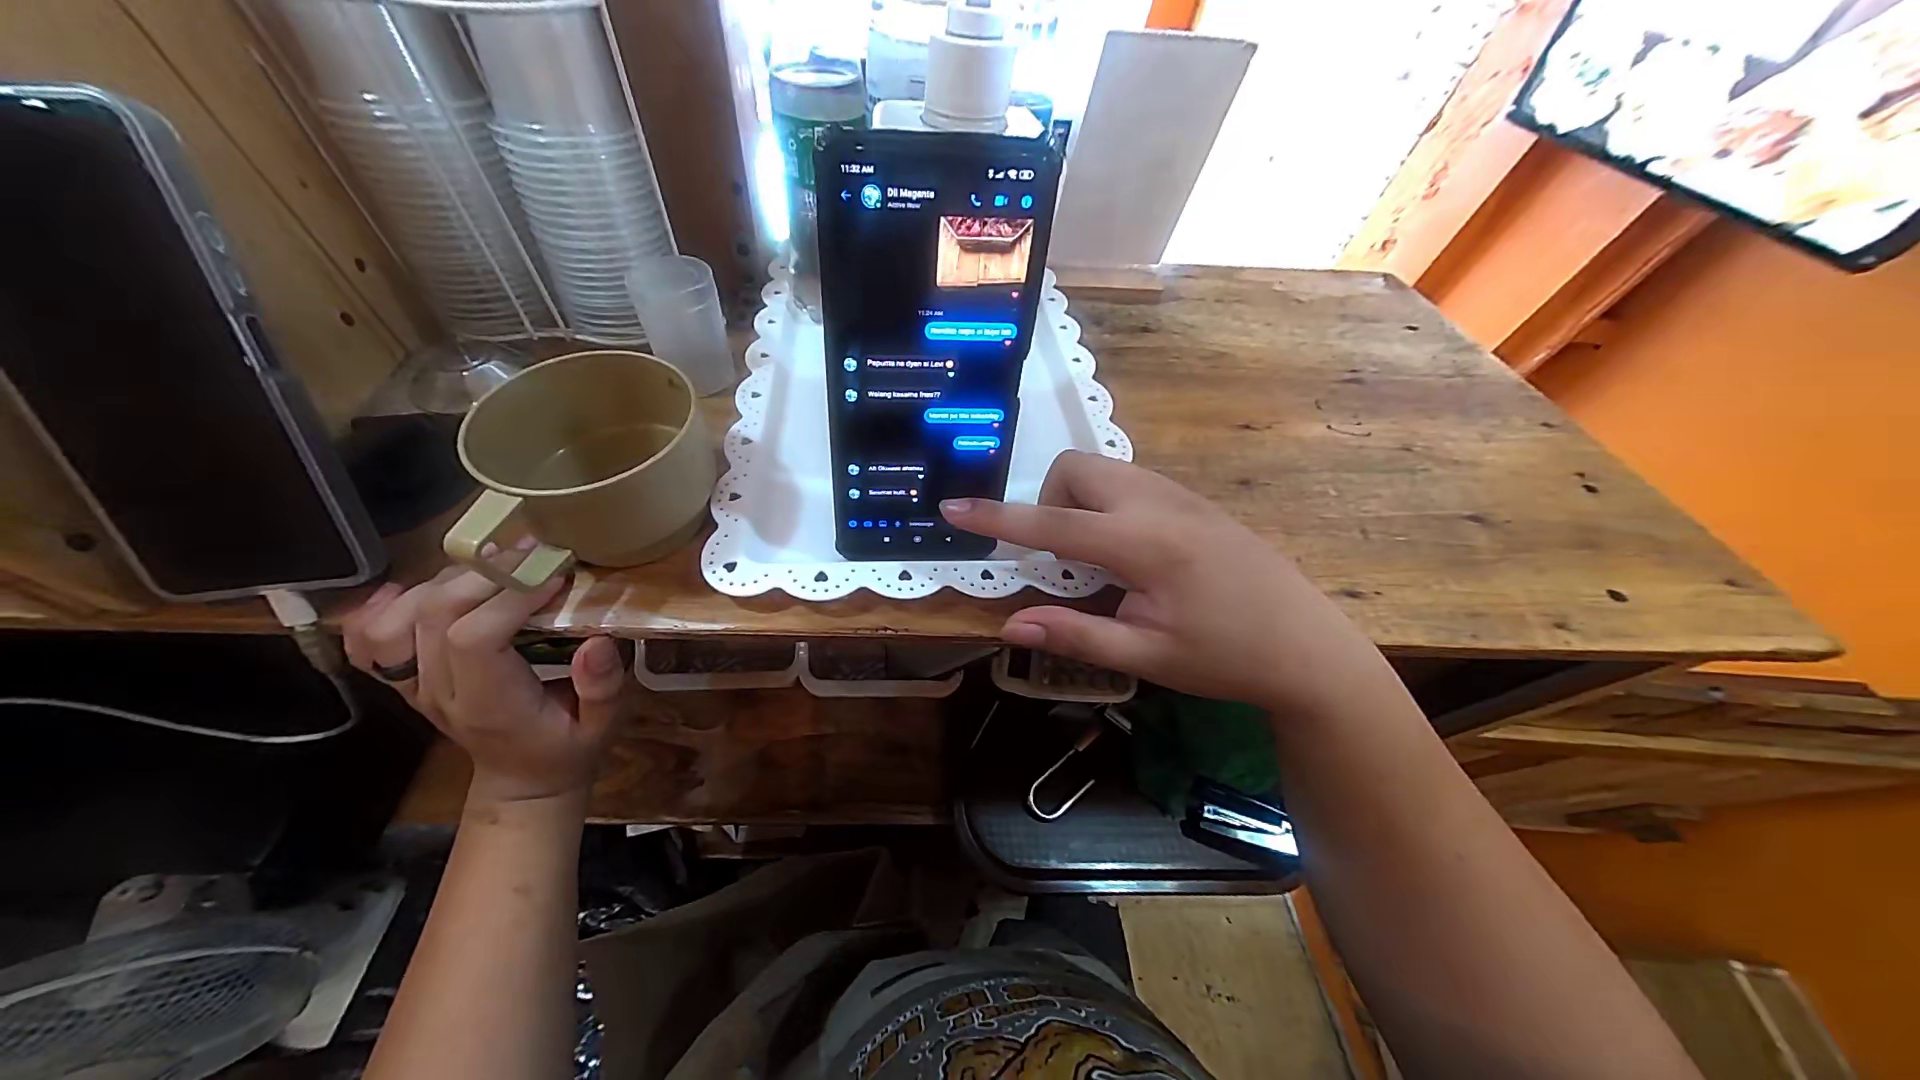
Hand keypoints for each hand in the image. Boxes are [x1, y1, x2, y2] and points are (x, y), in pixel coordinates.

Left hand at [343, 565, 624, 805]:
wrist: (524, 779)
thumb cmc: (568, 747)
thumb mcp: (604, 726)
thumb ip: (602, 688)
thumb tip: (596, 641)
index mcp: (489, 704)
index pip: (473, 637)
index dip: (511, 597)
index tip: (556, 576)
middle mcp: (441, 691)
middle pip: (434, 614)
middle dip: (485, 574)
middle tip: (535, 555)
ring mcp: (416, 684)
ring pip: (400, 616)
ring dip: (447, 580)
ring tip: (498, 566)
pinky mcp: (408, 676)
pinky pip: (370, 638)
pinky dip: (384, 605)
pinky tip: (416, 587)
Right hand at [941, 451, 1397, 716]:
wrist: (1310, 647)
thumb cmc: (1227, 657)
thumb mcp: (1148, 655)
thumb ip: (1076, 634)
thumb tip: (1010, 625)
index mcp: (1143, 543)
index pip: (1051, 522)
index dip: (997, 517)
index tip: (952, 508)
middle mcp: (1159, 503)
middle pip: (1077, 468)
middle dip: (1049, 501)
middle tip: (1063, 559)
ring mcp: (1182, 496)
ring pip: (1105, 470)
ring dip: (1080, 502)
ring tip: (1098, 560)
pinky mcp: (1197, 502)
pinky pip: (1132, 481)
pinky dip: (1108, 503)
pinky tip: (1133, 553)